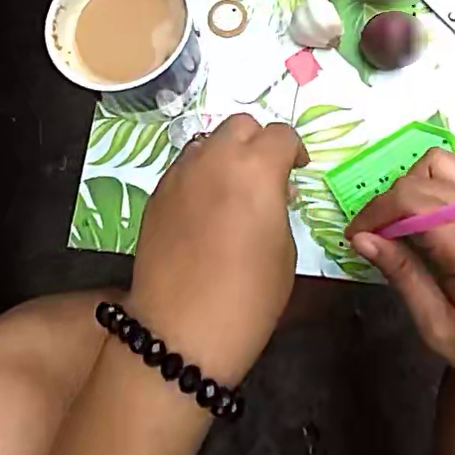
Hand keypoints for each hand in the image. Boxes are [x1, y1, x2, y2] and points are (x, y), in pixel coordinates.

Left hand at [127, 115, 307, 383]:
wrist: (181, 328)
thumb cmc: (248, 295)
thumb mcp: (284, 249)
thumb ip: (279, 206)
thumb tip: (272, 192)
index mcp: (256, 168)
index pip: (280, 134)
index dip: (293, 151)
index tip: (296, 171)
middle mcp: (215, 158)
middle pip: (240, 126)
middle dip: (257, 142)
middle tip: (265, 175)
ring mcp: (181, 172)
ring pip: (208, 142)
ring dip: (225, 155)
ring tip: (232, 190)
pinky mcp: (157, 192)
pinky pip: (185, 167)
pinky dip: (200, 175)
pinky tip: (204, 209)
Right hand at [344, 149, 454, 449]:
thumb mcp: (441, 331)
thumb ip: (403, 277)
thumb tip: (362, 239)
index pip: (409, 202)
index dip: (373, 215)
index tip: (355, 240)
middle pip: (418, 180)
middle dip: (386, 204)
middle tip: (375, 239)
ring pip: (438, 161)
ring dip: (411, 184)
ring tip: (402, 221)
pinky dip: (437, 176)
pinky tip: (431, 207)